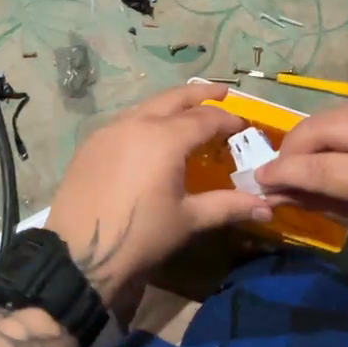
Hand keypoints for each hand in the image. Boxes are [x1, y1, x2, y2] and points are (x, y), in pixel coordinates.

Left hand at [47, 84, 271, 317]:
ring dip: (171, 104)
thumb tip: (267, 207)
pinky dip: (147, 117)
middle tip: (222, 93)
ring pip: (147, 105)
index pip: (205, 118)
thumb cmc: (140, 235)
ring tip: (188, 110)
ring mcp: (110, 130)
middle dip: (200, 94)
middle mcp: (137, 123)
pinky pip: (126, 120)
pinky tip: (152, 132)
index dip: (227, 119)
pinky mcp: (92, 142)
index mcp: (165, 138)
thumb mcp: (188, 220)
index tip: (243, 124)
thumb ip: (228, 206)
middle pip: (174, 98)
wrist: (80, 253)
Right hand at [255, 102, 347, 273]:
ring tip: (302, 156)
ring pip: (337, 112)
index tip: (259, 177)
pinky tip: (334, 145)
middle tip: (280, 167)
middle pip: (323, 127)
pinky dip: (338, 125)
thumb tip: (274, 191)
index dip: (284, 172)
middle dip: (293, 147)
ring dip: (313, 133)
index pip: (320, 168)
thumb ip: (322, 203)